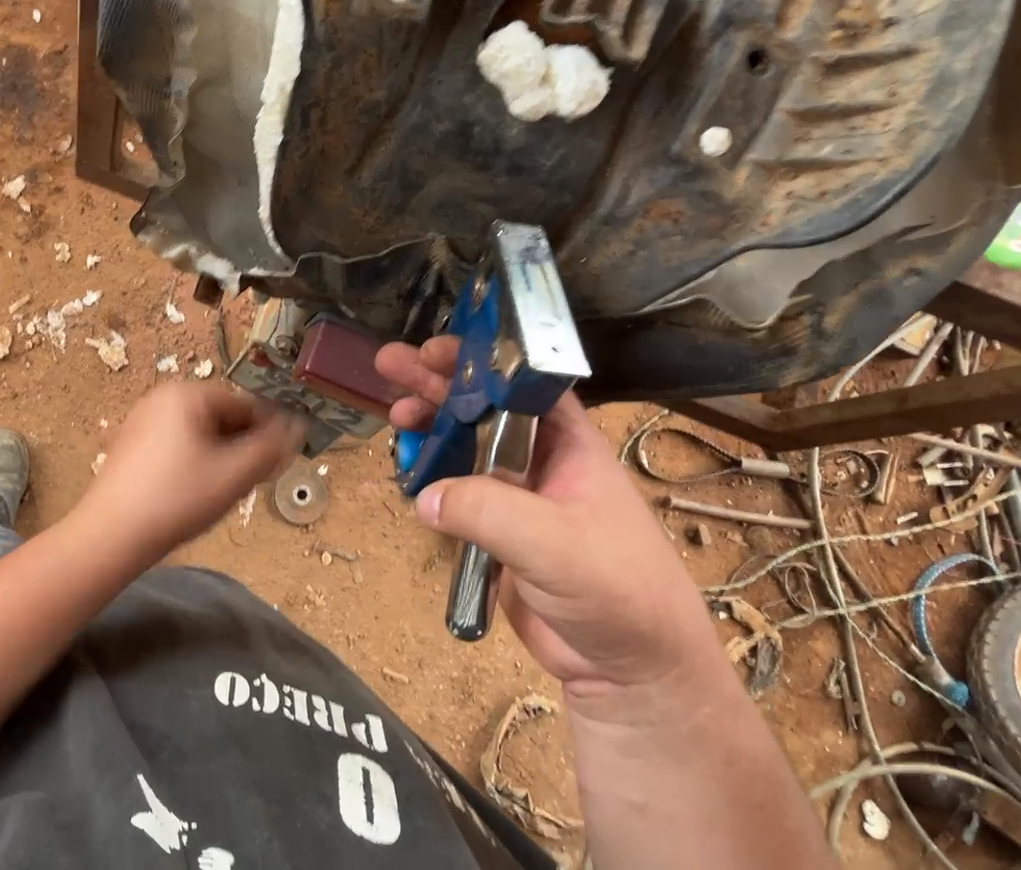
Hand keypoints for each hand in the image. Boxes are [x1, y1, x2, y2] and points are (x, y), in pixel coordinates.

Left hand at [79, 383, 302, 556]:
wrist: (111, 536)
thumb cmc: (177, 499)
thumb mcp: (235, 474)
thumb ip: (272, 447)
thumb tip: (297, 427)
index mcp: (186, 394)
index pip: (244, 404)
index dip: (266, 433)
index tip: (277, 464)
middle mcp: (160, 398)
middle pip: (221, 418)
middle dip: (240, 448)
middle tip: (247, 483)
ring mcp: (141, 423)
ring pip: (199, 435)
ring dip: (219, 460)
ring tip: (219, 493)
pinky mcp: (130, 448)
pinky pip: (176, 448)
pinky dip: (193, 466)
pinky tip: (192, 497)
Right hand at [376, 338, 725, 716]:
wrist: (631, 670)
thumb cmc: (618, 593)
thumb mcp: (555, 544)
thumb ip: (488, 511)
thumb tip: (424, 496)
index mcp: (571, 447)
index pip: (523, 386)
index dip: (480, 361)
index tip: (434, 349)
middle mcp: (541, 463)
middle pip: (482, 409)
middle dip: (438, 385)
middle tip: (389, 364)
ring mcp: (516, 499)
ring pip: (464, 449)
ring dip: (428, 429)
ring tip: (393, 416)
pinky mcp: (496, 534)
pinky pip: (455, 495)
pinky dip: (428, 479)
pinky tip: (404, 471)